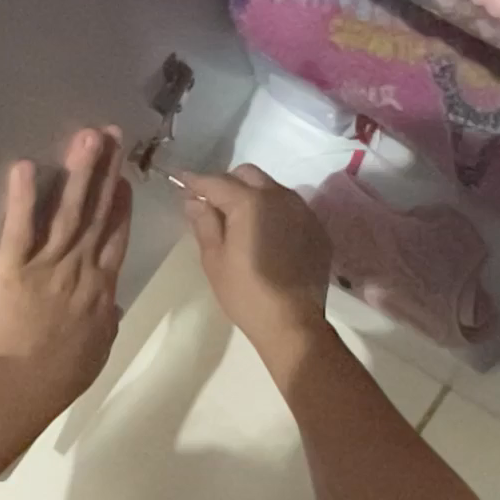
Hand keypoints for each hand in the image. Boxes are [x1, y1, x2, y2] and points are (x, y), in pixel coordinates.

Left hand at [0, 126, 130, 430]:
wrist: (21, 388)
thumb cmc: (61, 376)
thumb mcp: (99, 349)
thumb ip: (107, 319)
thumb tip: (112, 303)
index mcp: (102, 290)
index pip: (115, 239)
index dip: (120, 206)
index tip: (124, 179)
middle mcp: (80, 269)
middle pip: (97, 215)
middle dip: (105, 173)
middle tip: (110, 135)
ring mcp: (47, 266)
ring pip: (68, 212)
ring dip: (79, 172)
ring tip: (86, 137)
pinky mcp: (12, 266)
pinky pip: (20, 227)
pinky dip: (24, 197)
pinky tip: (27, 166)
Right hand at [176, 164, 332, 361]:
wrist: (293, 323)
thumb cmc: (246, 295)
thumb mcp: (215, 260)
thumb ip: (204, 223)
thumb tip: (195, 201)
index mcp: (250, 202)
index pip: (216, 182)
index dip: (196, 182)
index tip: (182, 183)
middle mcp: (281, 197)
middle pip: (248, 176)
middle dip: (228, 184)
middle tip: (213, 206)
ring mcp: (304, 212)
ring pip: (273, 189)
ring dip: (254, 196)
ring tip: (242, 222)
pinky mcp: (317, 229)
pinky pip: (291, 210)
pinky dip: (275, 214)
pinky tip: (268, 237)